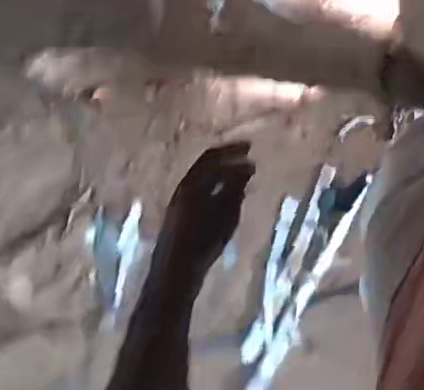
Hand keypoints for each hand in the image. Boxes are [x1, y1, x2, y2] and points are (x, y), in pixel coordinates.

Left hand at [158, 143, 253, 269]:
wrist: (173, 277)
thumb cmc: (202, 243)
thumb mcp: (225, 213)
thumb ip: (236, 187)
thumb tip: (248, 166)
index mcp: (192, 184)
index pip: (213, 157)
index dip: (232, 149)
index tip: (250, 146)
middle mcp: (182, 189)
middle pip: (205, 164)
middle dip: (226, 157)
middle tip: (246, 154)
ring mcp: (178, 203)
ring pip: (202, 177)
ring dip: (220, 171)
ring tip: (240, 174)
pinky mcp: (178, 217)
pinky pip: (199, 190)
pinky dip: (214, 184)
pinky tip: (226, 193)